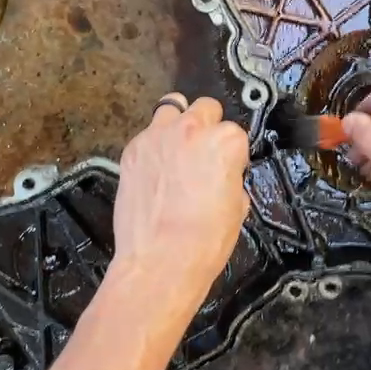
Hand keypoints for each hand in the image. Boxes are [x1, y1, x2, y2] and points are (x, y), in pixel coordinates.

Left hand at [109, 94, 251, 316]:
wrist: (160, 261)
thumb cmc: (205, 241)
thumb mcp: (238, 207)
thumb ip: (230, 177)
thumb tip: (222, 175)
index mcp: (225, 142)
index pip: (235, 132)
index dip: (232, 153)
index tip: (228, 169)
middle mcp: (191, 130)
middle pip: (205, 108)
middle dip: (208, 126)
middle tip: (203, 153)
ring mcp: (158, 136)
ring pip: (171, 108)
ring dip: (177, 124)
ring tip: (176, 150)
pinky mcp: (132, 150)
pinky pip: (147, 135)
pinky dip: (153, 147)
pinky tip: (155, 172)